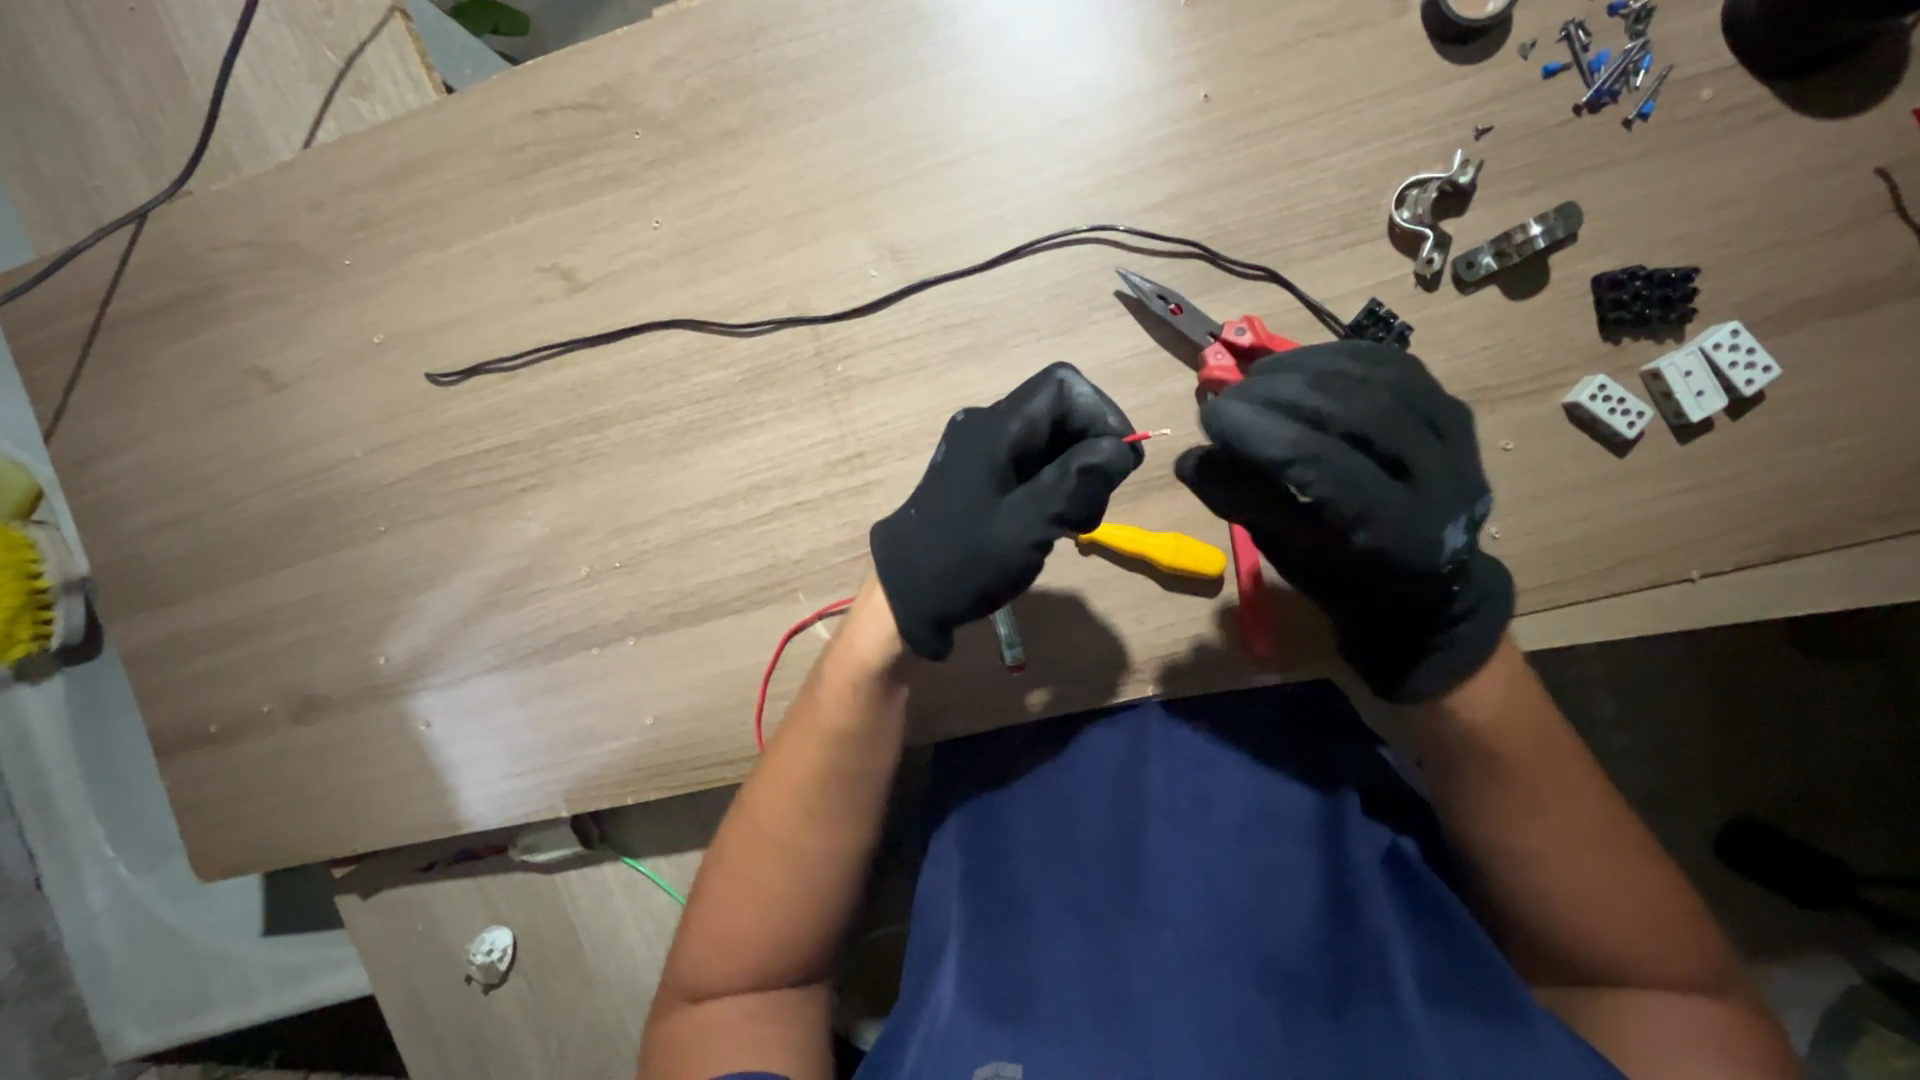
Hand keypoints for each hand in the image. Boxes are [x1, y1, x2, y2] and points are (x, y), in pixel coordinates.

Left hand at [871, 362, 1141, 659]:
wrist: (905, 595)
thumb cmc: (964, 560)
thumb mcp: (1029, 524)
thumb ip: (1078, 481)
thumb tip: (1122, 449)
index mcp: (996, 427)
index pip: (1064, 386)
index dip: (1102, 415)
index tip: (1117, 463)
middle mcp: (988, 426)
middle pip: (1061, 415)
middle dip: (1091, 454)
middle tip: (1091, 507)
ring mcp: (981, 451)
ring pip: (1051, 443)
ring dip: (1076, 478)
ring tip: (1071, 525)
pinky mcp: (980, 475)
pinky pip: (1032, 466)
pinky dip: (1054, 489)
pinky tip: (1053, 526)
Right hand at [1174, 342, 1512, 701]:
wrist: (1427, 589)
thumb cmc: (1345, 582)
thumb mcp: (1289, 556)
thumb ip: (1242, 503)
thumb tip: (1192, 457)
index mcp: (1393, 533)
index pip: (1321, 462)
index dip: (1259, 432)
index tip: (1210, 417)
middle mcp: (1440, 481)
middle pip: (1356, 410)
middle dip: (1280, 393)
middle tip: (1229, 394)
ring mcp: (1457, 442)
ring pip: (1378, 378)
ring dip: (1307, 368)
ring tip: (1256, 377)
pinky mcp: (1456, 412)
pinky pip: (1395, 366)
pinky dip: (1338, 357)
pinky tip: (1297, 365)